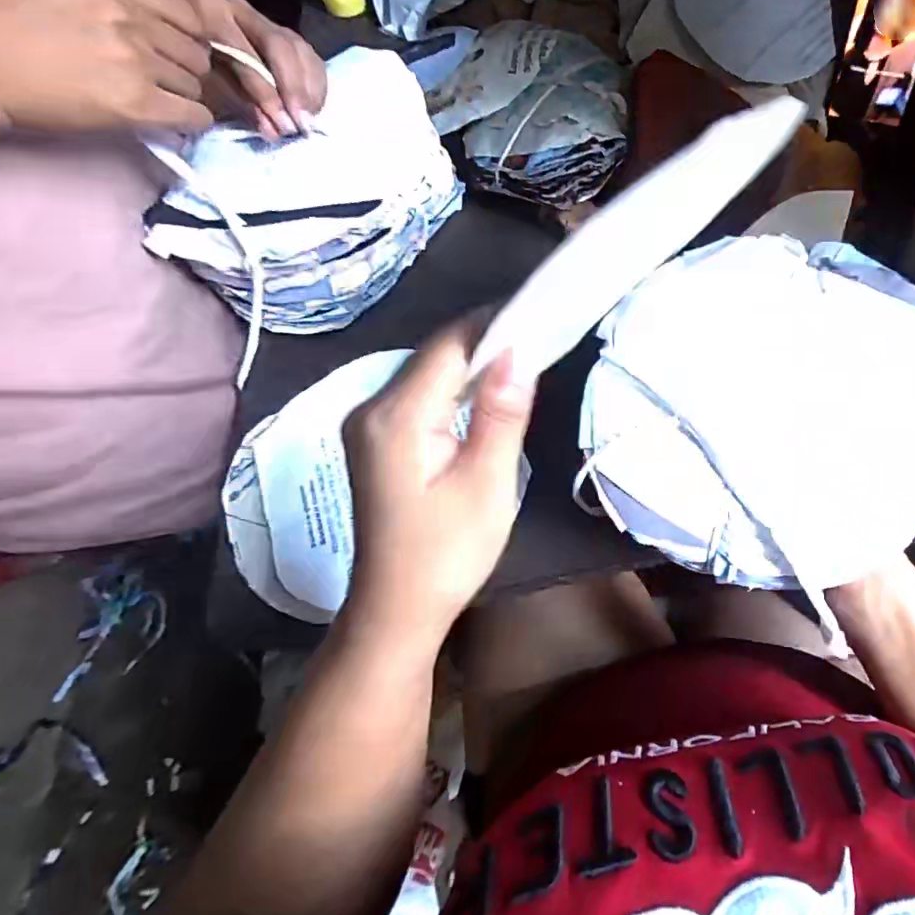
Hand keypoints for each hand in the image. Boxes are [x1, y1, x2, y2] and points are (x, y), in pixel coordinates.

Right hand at [0, 0, 215, 134]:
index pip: (184, 13)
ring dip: (177, 95)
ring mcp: (133, 57)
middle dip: (180, 68)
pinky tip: (164, 121)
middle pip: (194, 52)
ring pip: (194, 85)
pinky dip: (188, 122)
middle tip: (150, 79)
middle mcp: (123, 12)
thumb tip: (139, 15)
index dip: (183, 37)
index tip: (168, 51)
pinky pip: (196, 117)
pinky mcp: (138, 100)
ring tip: (137, 96)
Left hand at [184, 0, 326, 139]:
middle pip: (281, 46)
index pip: (247, 54)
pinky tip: (314, 109)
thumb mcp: (205, 90)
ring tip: (310, 118)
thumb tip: (275, 130)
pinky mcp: (288, 36)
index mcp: (207, 13)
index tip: (283, 126)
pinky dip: (316, 87)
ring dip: (310, 90)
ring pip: (301, 51)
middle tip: (303, 122)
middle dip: (295, 89)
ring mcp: (267, 20)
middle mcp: (238, 8)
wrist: (186, 62)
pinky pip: (311, 59)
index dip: (268, 93)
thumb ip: (240, 105)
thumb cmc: (190, 76)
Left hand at [341, 324, 533, 648]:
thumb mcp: (486, 482)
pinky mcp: (380, 440)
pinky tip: (491, 387)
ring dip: (476, 359)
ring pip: (430, 373)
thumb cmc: (448, 552)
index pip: (449, 345)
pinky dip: (460, 384)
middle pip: (435, 354)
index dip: (494, 320)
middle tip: (544, 325)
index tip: (542, 304)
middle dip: (488, 336)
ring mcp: (371, 425)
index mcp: (396, 417)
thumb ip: (501, 414)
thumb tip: (520, 352)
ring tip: (528, 348)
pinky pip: (424, 395)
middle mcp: (372, 409)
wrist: (397, 610)